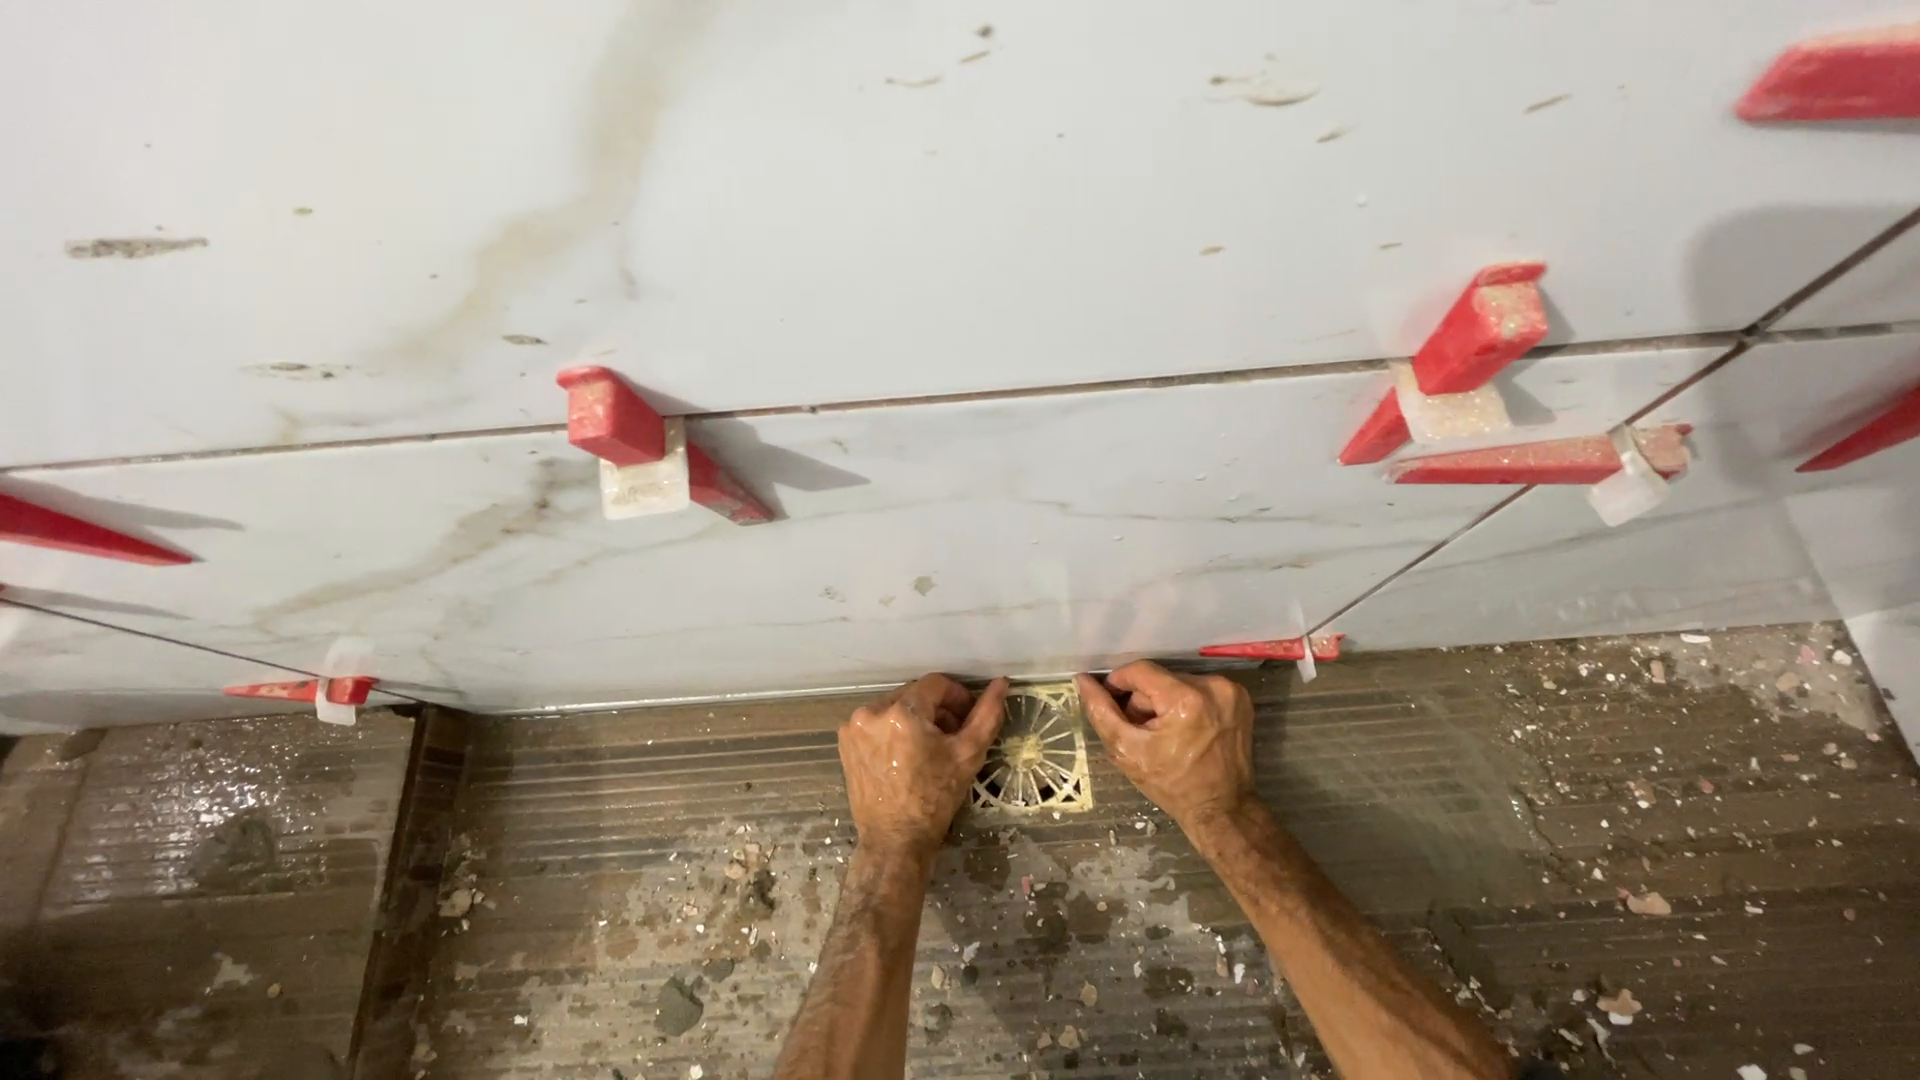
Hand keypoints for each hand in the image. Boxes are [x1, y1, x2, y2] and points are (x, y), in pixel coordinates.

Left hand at [839, 674, 1008, 859]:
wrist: (895, 840)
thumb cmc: (935, 799)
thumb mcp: (968, 755)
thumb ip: (987, 714)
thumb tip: (1000, 684)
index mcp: (901, 712)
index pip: (936, 684)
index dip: (957, 697)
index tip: (967, 718)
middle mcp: (871, 712)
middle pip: (914, 694)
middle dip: (937, 710)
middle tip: (951, 737)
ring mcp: (854, 727)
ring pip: (895, 707)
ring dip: (916, 719)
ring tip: (929, 749)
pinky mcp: (845, 742)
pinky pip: (877, 722)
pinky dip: (894, 731)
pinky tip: (906, 755)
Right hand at [1076, 662, 1256, 827]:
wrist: (1220, 808)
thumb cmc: (1171, 784)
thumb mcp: (1127, 751)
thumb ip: (1101, 711)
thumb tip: (1082, 680)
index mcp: (1185, 699)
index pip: (1140, 670)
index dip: (1119, 683)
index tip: (1113, 703)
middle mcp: (1212, 687)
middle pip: (1159, 677)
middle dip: (1144, 699)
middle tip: (1141, 730)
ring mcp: (1230, 692)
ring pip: (1177, 681)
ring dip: (1164, 701)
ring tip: (1164, 732)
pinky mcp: (1239, 698)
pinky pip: (1198, 688)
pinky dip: (1185, 703)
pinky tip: (1184, 729)